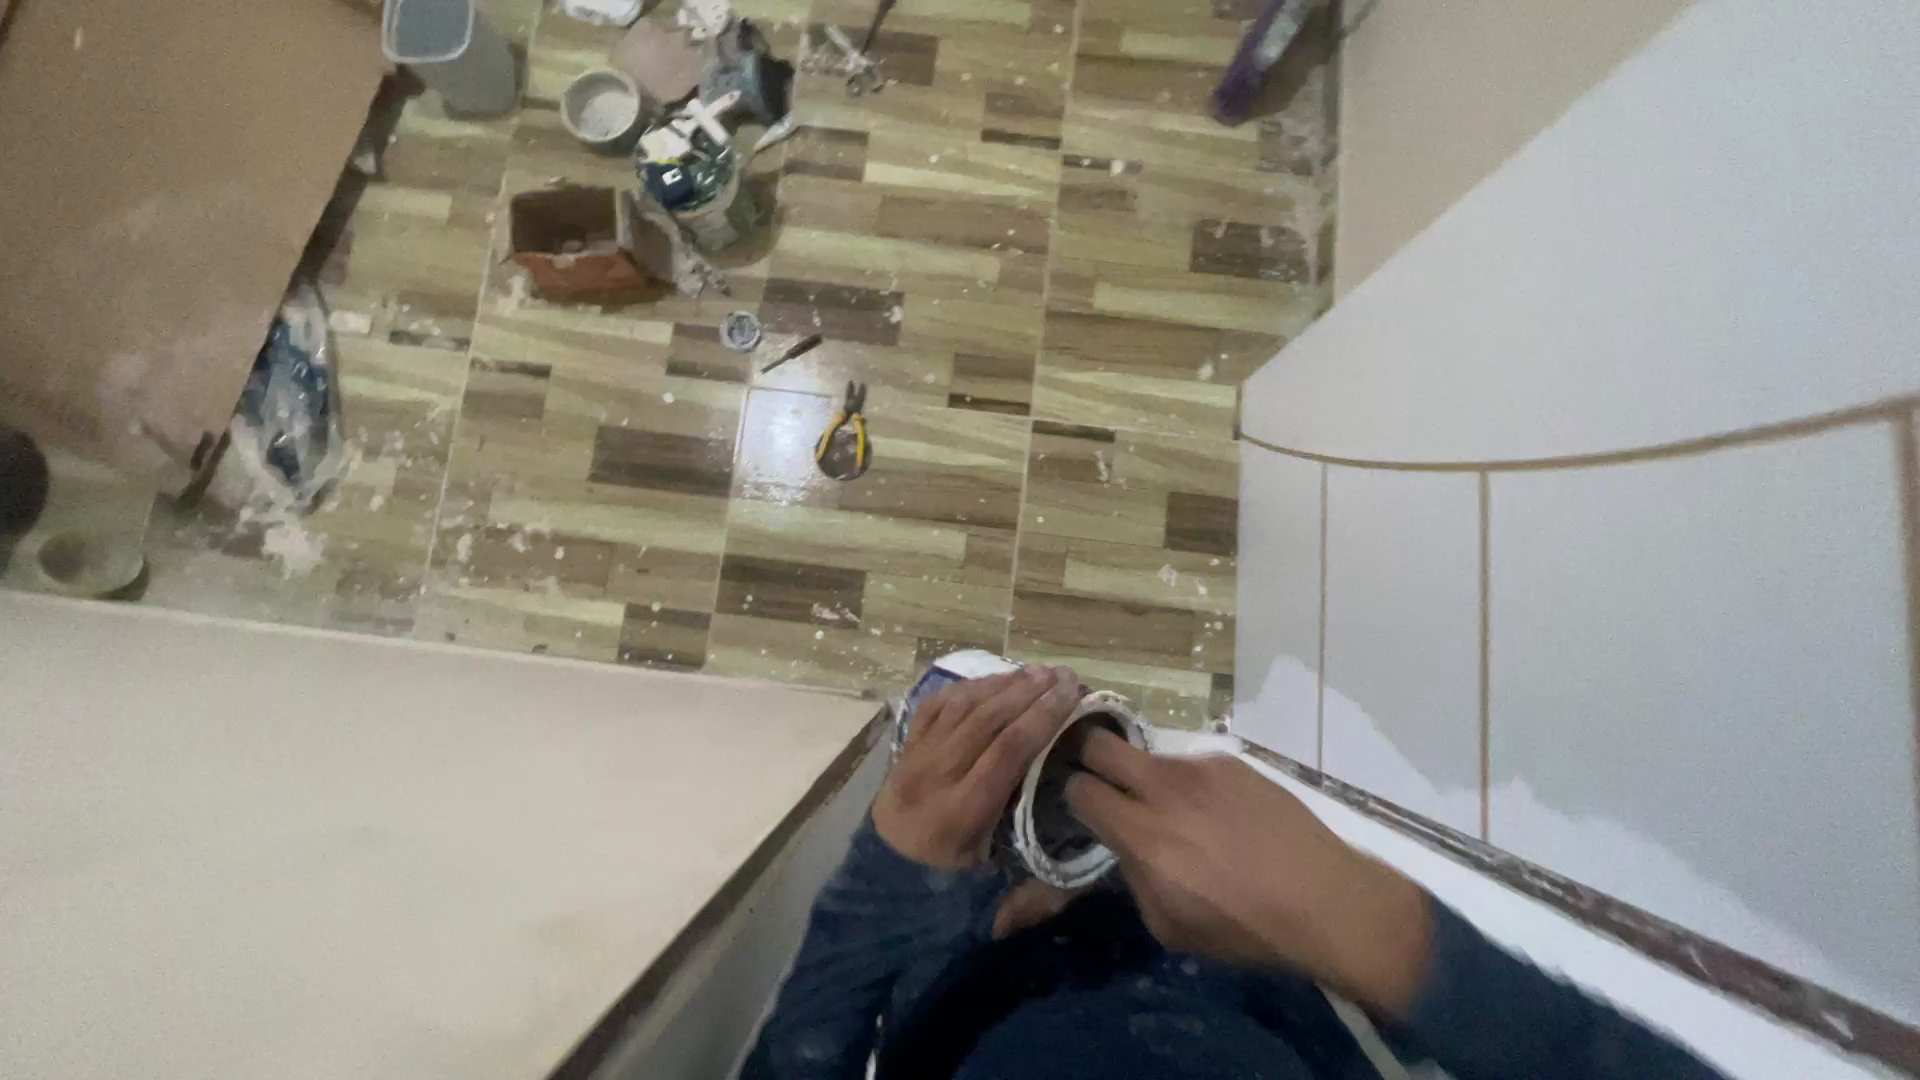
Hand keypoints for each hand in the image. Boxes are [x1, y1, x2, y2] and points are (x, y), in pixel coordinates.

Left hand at [873, 667, 1079, 868]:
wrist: (881, 874)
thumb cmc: (941, 884)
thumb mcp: (986, 893)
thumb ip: (1033, 885)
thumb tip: (1085, 873)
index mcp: (963, 811)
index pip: (1008, 749)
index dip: (1042, 717)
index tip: (1071, 694)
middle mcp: (938, 774)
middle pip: (987, 719)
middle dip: (1029, 692)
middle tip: (1062, 674)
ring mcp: (918, 755)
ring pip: (962, 705)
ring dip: (1002, 683)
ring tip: (1036, 672)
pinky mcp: (906, 745)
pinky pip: (937, 705)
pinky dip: (968, 688)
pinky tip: (993, 680)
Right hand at [1065, 730, 1433, 1015]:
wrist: (1326, 900)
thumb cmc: (1245, 927)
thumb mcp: (1170, 925)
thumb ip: (1133, 876)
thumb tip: (1123, 847)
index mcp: (1142, 835)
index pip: (1078, 790)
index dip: (1071, 796)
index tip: (1080, 806)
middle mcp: (1163, 789)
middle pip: (1098, 743)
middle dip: (1086, 754)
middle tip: (1097, 775)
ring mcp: (1199, 768)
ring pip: (1148, 755)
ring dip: (1147, 778)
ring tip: (1178, 810)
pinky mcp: (1230, 761)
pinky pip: (1193, 766)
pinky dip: (1194, 786)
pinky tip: (1221, 813)